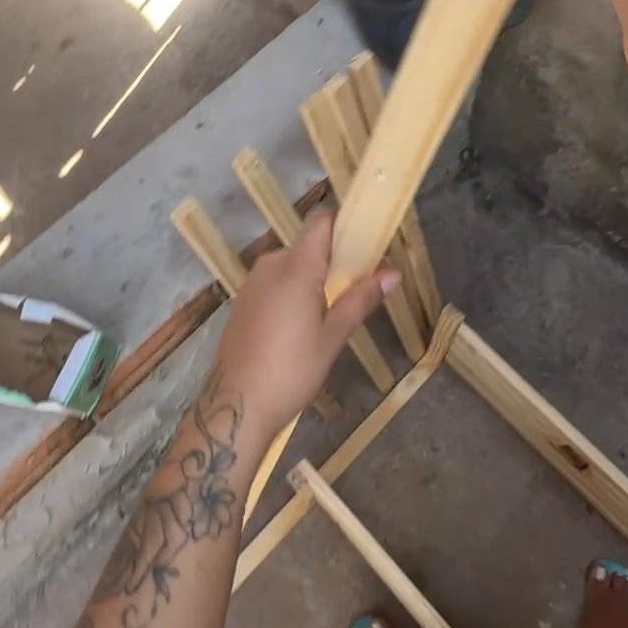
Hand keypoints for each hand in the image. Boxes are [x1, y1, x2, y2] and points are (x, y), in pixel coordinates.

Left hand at [212, 210, 396, 430]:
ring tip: (334, 313)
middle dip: (335, 260)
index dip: (344, 225)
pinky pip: (276, 282)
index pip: (321, 222)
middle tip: (360, 288)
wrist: (234, 406)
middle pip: (309, 245)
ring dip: (314, 278)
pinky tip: (303, 325)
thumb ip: (360, 299)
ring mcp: (253, 282)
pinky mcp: (243, 301)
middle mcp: (271, 265)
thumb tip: (393, 273)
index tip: (368, 244)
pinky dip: (294, 291)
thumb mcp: (332, 337)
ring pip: (292, 265)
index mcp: (295, 267)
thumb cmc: (290, 371)